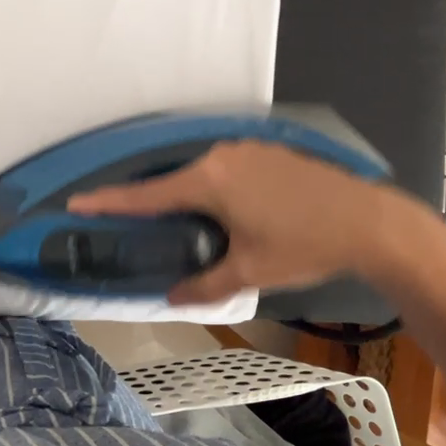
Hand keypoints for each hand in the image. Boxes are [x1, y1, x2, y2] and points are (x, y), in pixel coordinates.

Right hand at [66, 140, 433, 305]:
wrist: (370, 222)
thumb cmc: (304, 246)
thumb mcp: (251, 272)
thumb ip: (205, 286)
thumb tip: (172, 296)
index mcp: (208, 181)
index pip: (146, 195)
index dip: (108, 201)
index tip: (75, 201)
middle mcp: (220, 156)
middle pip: (171, 179)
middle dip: (150, 200)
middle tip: (130, 221)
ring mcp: (246, 149)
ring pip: (199, 172)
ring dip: (185, 194)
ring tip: (180, 220)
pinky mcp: (268, 151)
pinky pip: (224, 167)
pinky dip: (212, 186)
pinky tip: (225, 209)